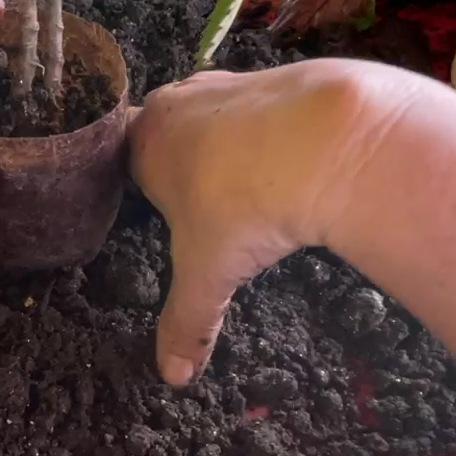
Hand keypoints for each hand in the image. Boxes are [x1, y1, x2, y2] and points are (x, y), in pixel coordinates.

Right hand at [130, 60, 434, 384]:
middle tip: (203, 197)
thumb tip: (173, 379)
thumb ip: (186, 324)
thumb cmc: (242, 206)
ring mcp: (231, 85)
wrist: (330, 141)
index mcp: (145, 143)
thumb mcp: (207, 274)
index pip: (125, 158)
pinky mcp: (283, 76)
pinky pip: (265, 105)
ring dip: (227, 142)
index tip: (158, 206)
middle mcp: (179, 103)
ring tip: (252, 183)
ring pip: (216, 112)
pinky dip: (274, 129)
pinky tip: (294, 161)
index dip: (140, 183)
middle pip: (167, 128)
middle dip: (182, 159)